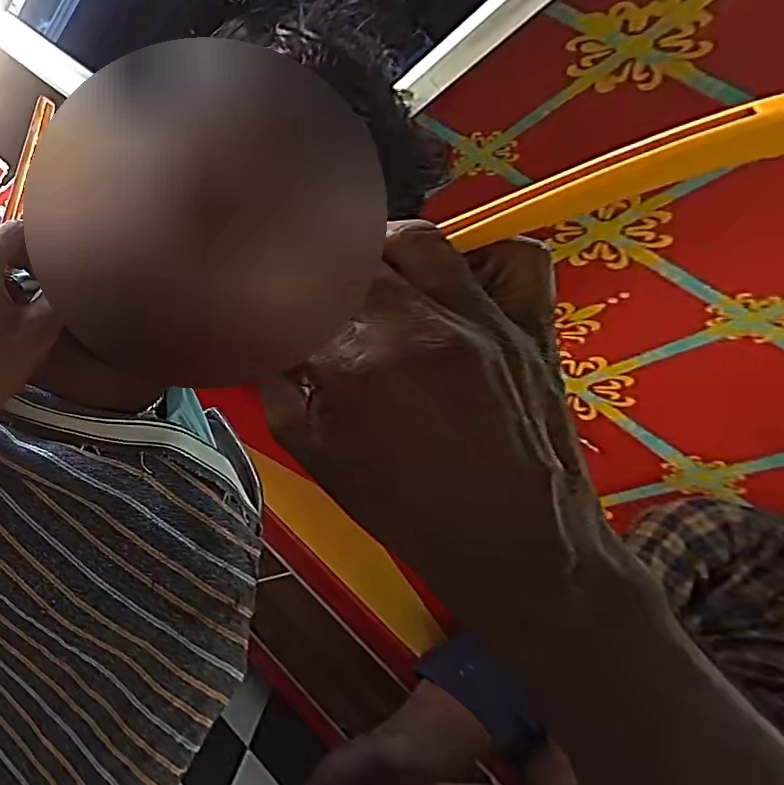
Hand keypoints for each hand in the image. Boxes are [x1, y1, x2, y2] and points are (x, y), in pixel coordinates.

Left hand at [0, 220, 63, 449]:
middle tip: (50, 279)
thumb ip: (59, 295)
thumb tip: (73, 278)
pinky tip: (5, 313)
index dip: (44, 241)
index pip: (15, 228)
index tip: (62, 262)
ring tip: (32, 298)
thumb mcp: (39, 332)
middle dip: (26, 255)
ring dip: (8, 272)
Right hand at [257, 222, 616, 638]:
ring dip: (376, 251)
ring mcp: (481, 321)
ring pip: (417, 240)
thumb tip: (259, 338)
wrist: (513, 544)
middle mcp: (416, 325)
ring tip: (365, 277)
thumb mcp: (304, 443)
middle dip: (312, 273)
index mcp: (354, 359)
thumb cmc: (394, 500)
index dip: (264, 298)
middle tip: (300, 297)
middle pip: (346, 259)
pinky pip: (514, 257)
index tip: (253, 307)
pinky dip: (476, 256)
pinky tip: (447, 280)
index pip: (291, 295)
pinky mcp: (530, 327)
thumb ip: (273, 378)